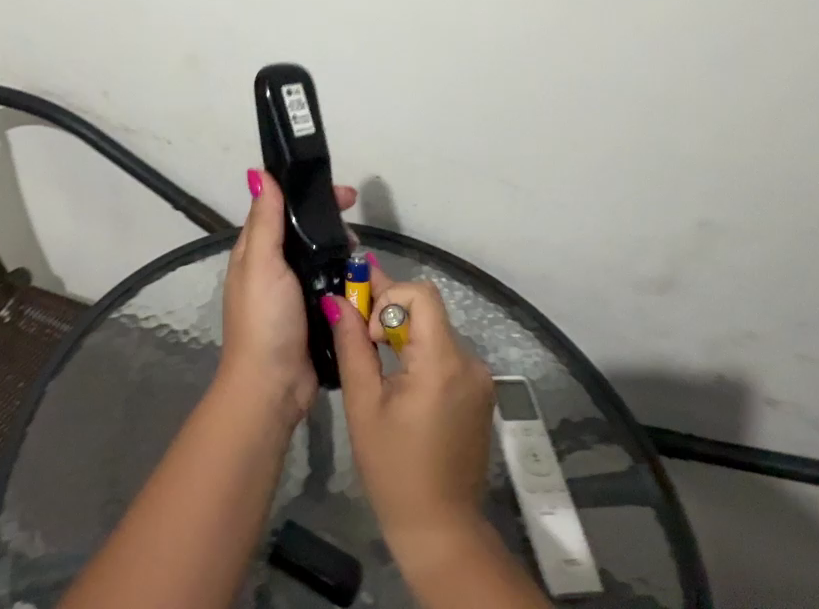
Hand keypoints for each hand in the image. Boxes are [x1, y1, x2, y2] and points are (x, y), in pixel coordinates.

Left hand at [217, 169, 357, 424]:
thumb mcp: (261, 263)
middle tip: (357, 223)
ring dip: (342, 251)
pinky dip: (347, 278)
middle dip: (331, 223)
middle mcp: (273, 269)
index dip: (307, 195)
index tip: (342, 193)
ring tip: (361, 253)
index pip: (280, 210)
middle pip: (305, 234)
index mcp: (254, 253)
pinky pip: (333, 287)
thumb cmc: (264, 319)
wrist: (273, 386)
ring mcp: (294, 294)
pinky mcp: (314, 315)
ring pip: (322, 259)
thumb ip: (265, 220)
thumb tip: (258, 173)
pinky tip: (363, 278)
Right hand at [326, 271, 495, 555]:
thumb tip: (339, 299)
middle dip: (389, 315)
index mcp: (442, 361)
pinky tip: (398, 384)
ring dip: (403, 336)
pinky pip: (445, 354)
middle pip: (427, 310)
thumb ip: (352, 345)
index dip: (388, 297)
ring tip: (373, 364)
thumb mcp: (363, 404)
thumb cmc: (392, 468)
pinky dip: (419, 355)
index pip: (421, 293)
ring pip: (434, 331)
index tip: (367, 333)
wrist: (440, 525)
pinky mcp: (479, 392)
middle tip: (357, 336)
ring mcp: (479, 377)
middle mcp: (470, 360)